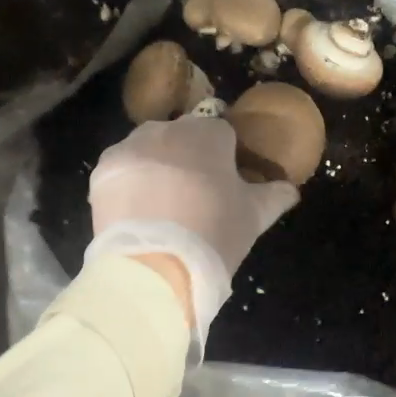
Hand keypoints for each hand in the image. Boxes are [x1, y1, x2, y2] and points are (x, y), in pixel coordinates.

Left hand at [86, 116, 298, 347]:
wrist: (153, 268)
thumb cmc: (212, 234)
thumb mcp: (253, 217)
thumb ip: (274, 196)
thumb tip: (291, 189)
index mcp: (210, 133)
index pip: (221, 135)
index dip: (222, 160)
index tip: (221, 186)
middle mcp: (170, 128)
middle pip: (182, 137)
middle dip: (186, 159)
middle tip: (190, 198)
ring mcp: (133, 145)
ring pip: (149, 148)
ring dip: (155, 167)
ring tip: (158, 207)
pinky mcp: (104, 168)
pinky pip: (121, 168)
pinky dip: (127, 182)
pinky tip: (134, 211)